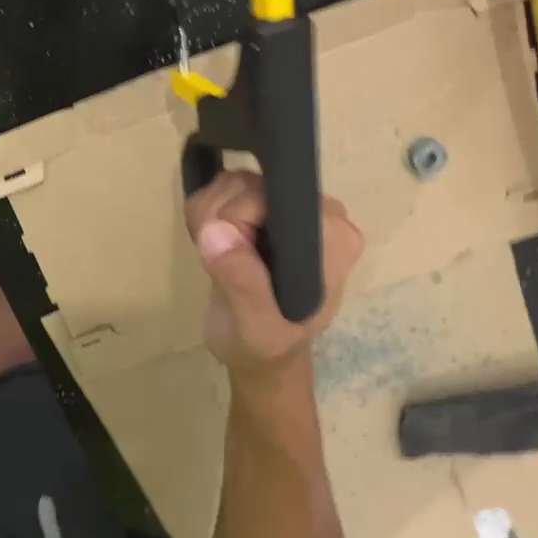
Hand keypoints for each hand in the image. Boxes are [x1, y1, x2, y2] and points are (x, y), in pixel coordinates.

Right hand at [185, 171, 363, 385]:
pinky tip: (214, 246)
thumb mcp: (255, 327)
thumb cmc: (264, 345)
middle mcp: (318, 213)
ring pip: (229, 183)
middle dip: (219, 220)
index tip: (229, 255)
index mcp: (332, 237)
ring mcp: (289, 206)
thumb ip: (243, 282)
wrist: (257, 354)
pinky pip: (220, 187)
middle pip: (248, 184)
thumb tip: (217, 231)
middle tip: (218, 265)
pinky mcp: (264, 204)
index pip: (275, 194)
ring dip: (207, 218)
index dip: (239, 217)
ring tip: (216, 259)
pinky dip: (205, 213)